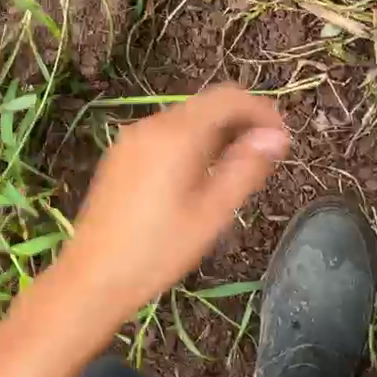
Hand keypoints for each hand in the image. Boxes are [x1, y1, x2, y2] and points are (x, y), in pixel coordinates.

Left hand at [56, 84, 287, 317]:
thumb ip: (247, 169)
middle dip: (243, 122)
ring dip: (220, 133)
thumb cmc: (158, 251)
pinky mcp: (123, 155)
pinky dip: (195, 142)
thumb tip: (277, 138)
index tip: (283, 139)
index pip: (230, 98)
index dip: (262, 112)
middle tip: (268, 156)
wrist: (92, 279)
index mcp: (177, 135)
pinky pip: (168, 134)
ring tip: (240, 169)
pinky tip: (203, 175)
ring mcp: (133, 139)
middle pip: (209, 104)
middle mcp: (152, 126)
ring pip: (189, 119)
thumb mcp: (212, 213)